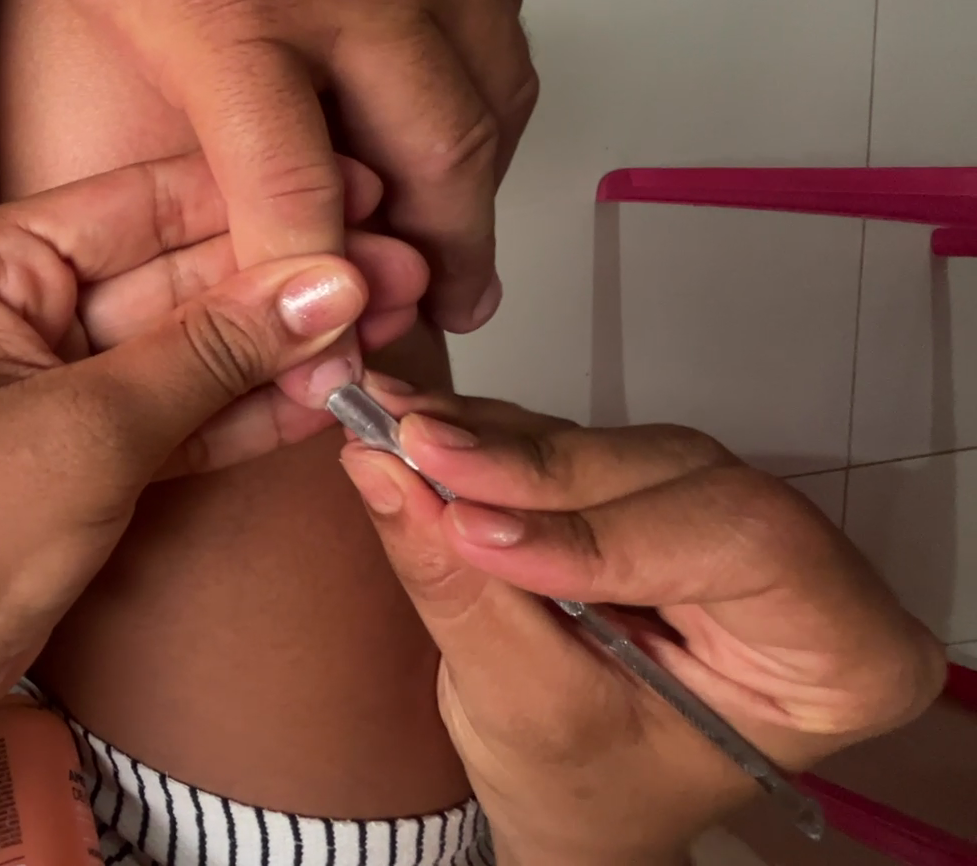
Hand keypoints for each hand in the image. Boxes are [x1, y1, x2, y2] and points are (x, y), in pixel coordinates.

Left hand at [0, 0, 540, 331]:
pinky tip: (465, 86)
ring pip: (496, 72)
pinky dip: (491, 51)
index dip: (320, 279)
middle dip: (450, 246)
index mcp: (232, 18)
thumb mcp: (108, 0)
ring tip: (466, 219)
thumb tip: (256, 167)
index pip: (295, 194)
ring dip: (485, 162)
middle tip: (452, 300)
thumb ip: (191, 90)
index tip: (335, 334)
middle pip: (440, 151)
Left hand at [0, 152, 398, 727]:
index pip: (142, 203)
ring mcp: (59, 381)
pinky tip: (322, 394)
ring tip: (384, 326)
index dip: (255, 196)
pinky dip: (245, 410)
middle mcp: (23, 307)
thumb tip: (323, 283)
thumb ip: (209, 353)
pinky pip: (179, 413)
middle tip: (396, 270)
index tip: (358, 192)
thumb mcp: (86, 427)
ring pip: (188, 348)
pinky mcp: (86, 448)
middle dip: (282, 278)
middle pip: (175, 274)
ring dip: (279, 346)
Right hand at [339, 387, 944, 863]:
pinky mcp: (613, 487)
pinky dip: (469, 430)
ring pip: (592, 441)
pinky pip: (548, 437)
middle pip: (660, 472)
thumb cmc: (576, 783)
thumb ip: (455, 585)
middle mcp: (779, 559)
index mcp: (827, 646)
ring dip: (481, 434)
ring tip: (391, 424)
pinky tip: (408, 420)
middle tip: (412, 446)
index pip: (736, 545)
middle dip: (523, 467)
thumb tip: (381, 472)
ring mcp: (690, 510)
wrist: (558, 787)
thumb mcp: (518, 702)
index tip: (473, 531)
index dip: (599, 529)